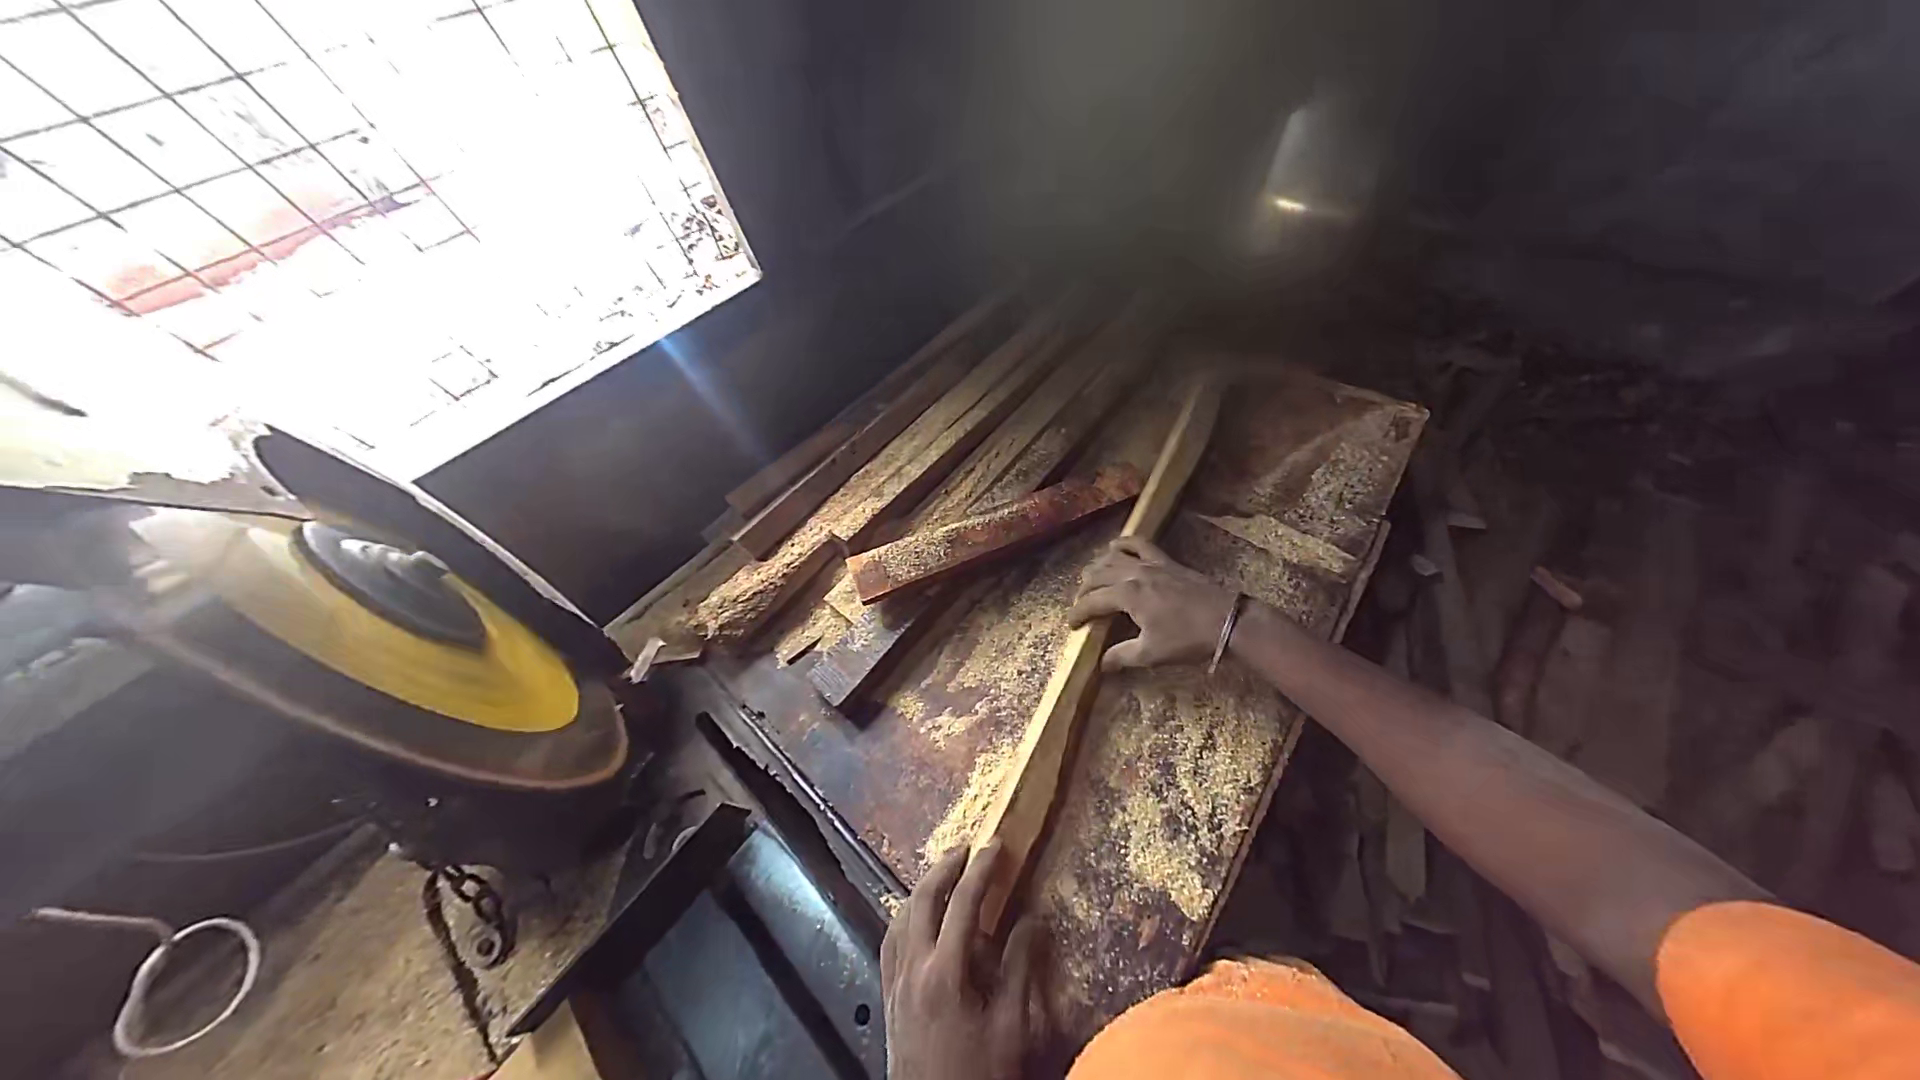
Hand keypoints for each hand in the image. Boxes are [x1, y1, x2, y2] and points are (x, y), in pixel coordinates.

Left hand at [880, 842, 1041, 1079]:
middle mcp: (913, 968)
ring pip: (902, 916)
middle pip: (924, 899)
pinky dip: (906, 915)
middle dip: (946, 866)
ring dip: (924, 887)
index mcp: (945, 972)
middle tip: (967, 848)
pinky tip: (917, 916)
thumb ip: (1021, 970)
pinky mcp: (888, 997)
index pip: (963, 903)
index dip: (981, 870)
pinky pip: (890, 940)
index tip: (995, 845)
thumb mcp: (1012, 1029)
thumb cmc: (980, 1076)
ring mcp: (895, 982)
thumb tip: (1032, 920)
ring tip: (945, 873)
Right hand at [1068, 537, 1237, 671]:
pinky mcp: (1166, 560)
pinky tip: (1116, 548)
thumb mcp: (1151, 653)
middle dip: (1083, 592)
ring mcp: (1150, 563)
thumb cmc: (1187, 639)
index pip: (1091, 602)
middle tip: (1080, 607)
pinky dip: (1124, 544)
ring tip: (1091, 580)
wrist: (1227, 620)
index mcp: (1126, 595)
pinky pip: (1139, 544)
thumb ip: (1121, 656)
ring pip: (1112, 558)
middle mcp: (1133, 573)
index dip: (1077, 613)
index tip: (1071, 625)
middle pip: (1096, 576)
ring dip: (1097, 568)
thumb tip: (1102, 664)